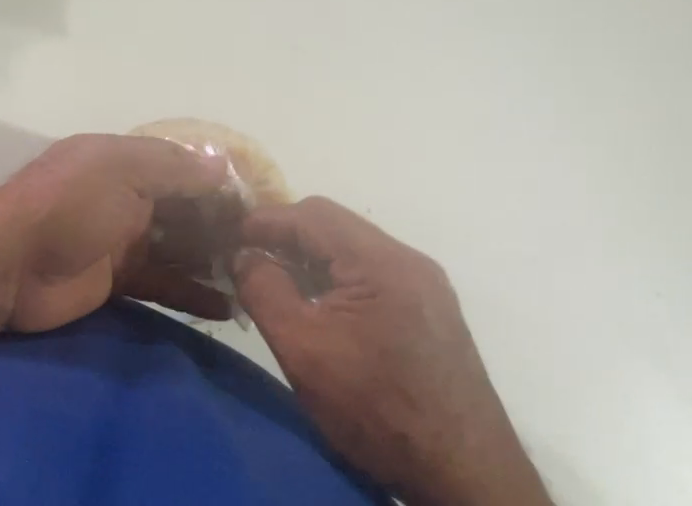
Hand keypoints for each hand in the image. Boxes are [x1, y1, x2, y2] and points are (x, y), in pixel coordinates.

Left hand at [0, 134, 240, 332]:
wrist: (9, 263)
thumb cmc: (67, 205)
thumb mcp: (119, 170)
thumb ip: (172, 167)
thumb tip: (223, 163)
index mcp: (122, 161)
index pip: (181, 167)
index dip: (218, 182)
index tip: (262, 202)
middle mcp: (125, 196)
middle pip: (184, 208)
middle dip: (222, 224)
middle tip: (270, 248)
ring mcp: (121, 240)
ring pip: (179, 247)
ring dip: (214, 259)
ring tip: (260, 277)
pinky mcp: (118, 280)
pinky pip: (164, 284)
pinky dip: (193, 294)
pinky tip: (229, 308)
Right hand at [234, 198, 552, 505]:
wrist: (464, 478)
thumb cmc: (375, 407)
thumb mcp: (301, 346)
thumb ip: (262, 288)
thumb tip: (243, 255)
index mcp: (382, 262)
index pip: (310, 214)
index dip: (263, 220)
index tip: (226, 237)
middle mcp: (410, 262)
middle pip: (333, 225)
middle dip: (284, 236)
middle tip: (245, 258)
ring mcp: (426, 288)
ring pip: (352, 249)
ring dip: (308, 257)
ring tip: (273, 282)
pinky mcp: (431, 314)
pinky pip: (371, 274)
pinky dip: (334, 277)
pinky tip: (315, 306)